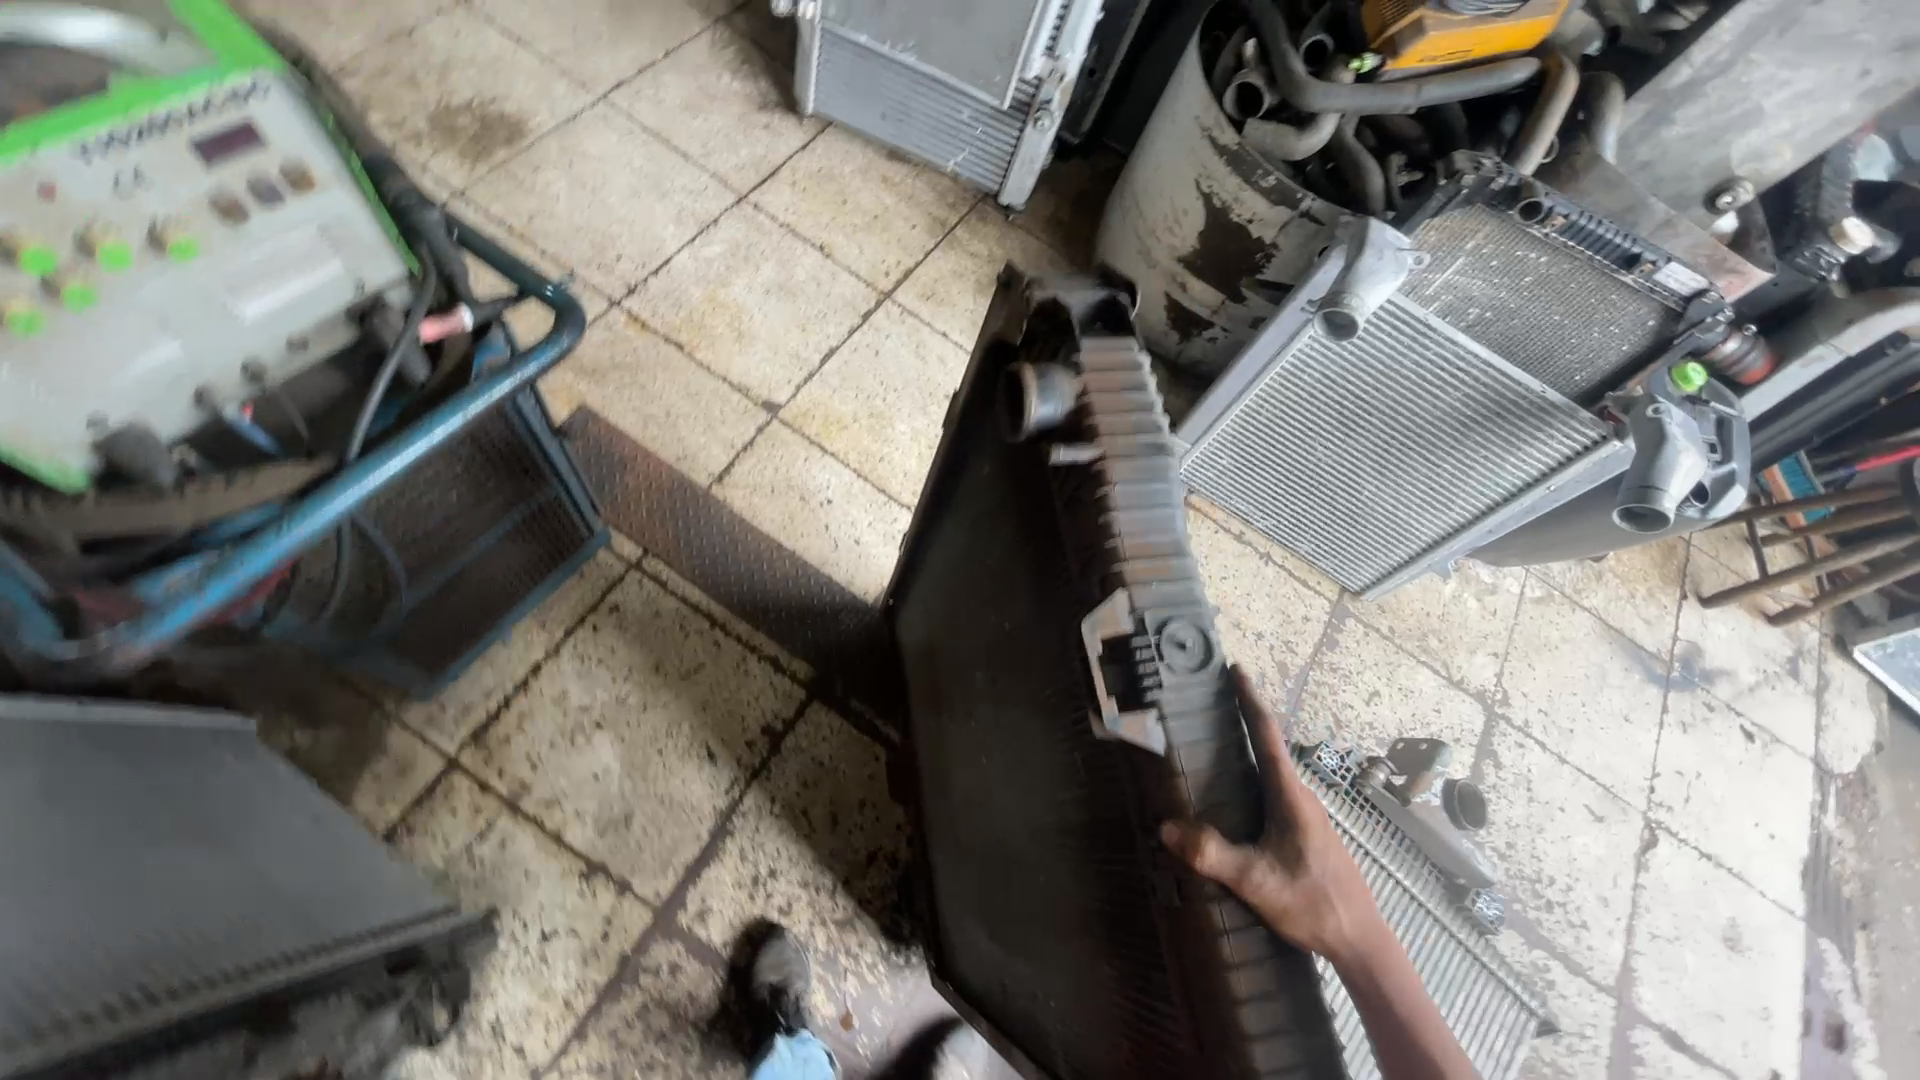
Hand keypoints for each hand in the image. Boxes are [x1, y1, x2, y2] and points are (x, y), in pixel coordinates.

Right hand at [1159, 667, 1388, 970]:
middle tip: (1205, 701)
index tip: (1234, 669)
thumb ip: (1212, 854)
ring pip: (1268, 771)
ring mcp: (1304, 814)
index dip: (1249, 700)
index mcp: (1290, 796)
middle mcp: (1299, 796)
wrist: (1360, 940)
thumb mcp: (1257, 882)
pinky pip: (1269, 791)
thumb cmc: (1314, 903)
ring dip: (1244, 750)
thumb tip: (1165, 827)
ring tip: (1208, 742)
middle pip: (1267, 746)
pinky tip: (1229, 796)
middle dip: (1239, 719)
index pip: (1268, 735)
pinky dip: (1248, 777)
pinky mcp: (1303, 831)